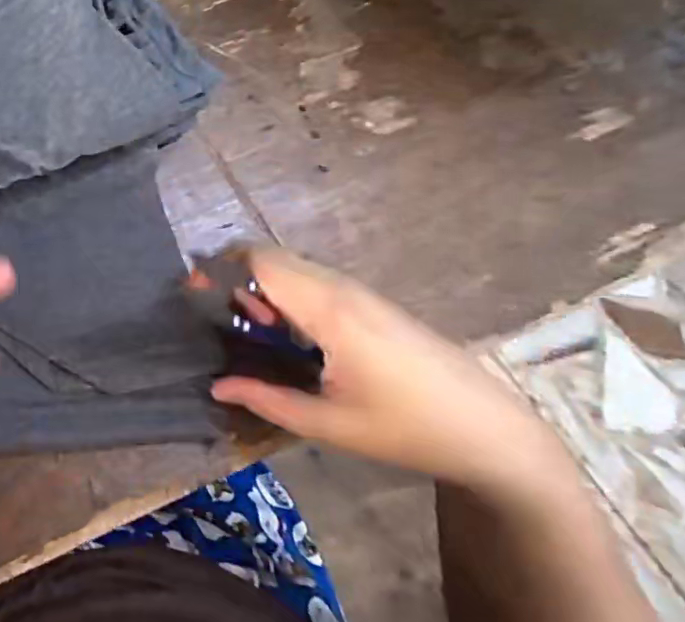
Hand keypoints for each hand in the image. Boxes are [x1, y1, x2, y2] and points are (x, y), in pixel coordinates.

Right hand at [211, 246, 574, 502]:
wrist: (492, 430)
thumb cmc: (408, 427)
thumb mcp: (330, 424)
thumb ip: (268, 399)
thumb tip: (216, 386)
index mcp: (327, 309)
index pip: (259, 260)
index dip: (219, 268)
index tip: (192, 292)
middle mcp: (339, 286)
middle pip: (269, 255)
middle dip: (235, 276)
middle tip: (222, 319)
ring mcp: (357, 289)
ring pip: (290, 265)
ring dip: (261, 285)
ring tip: (254, 331)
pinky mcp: (369, 299)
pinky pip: (311, 278)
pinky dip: (285, 291)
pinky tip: (292, 334)